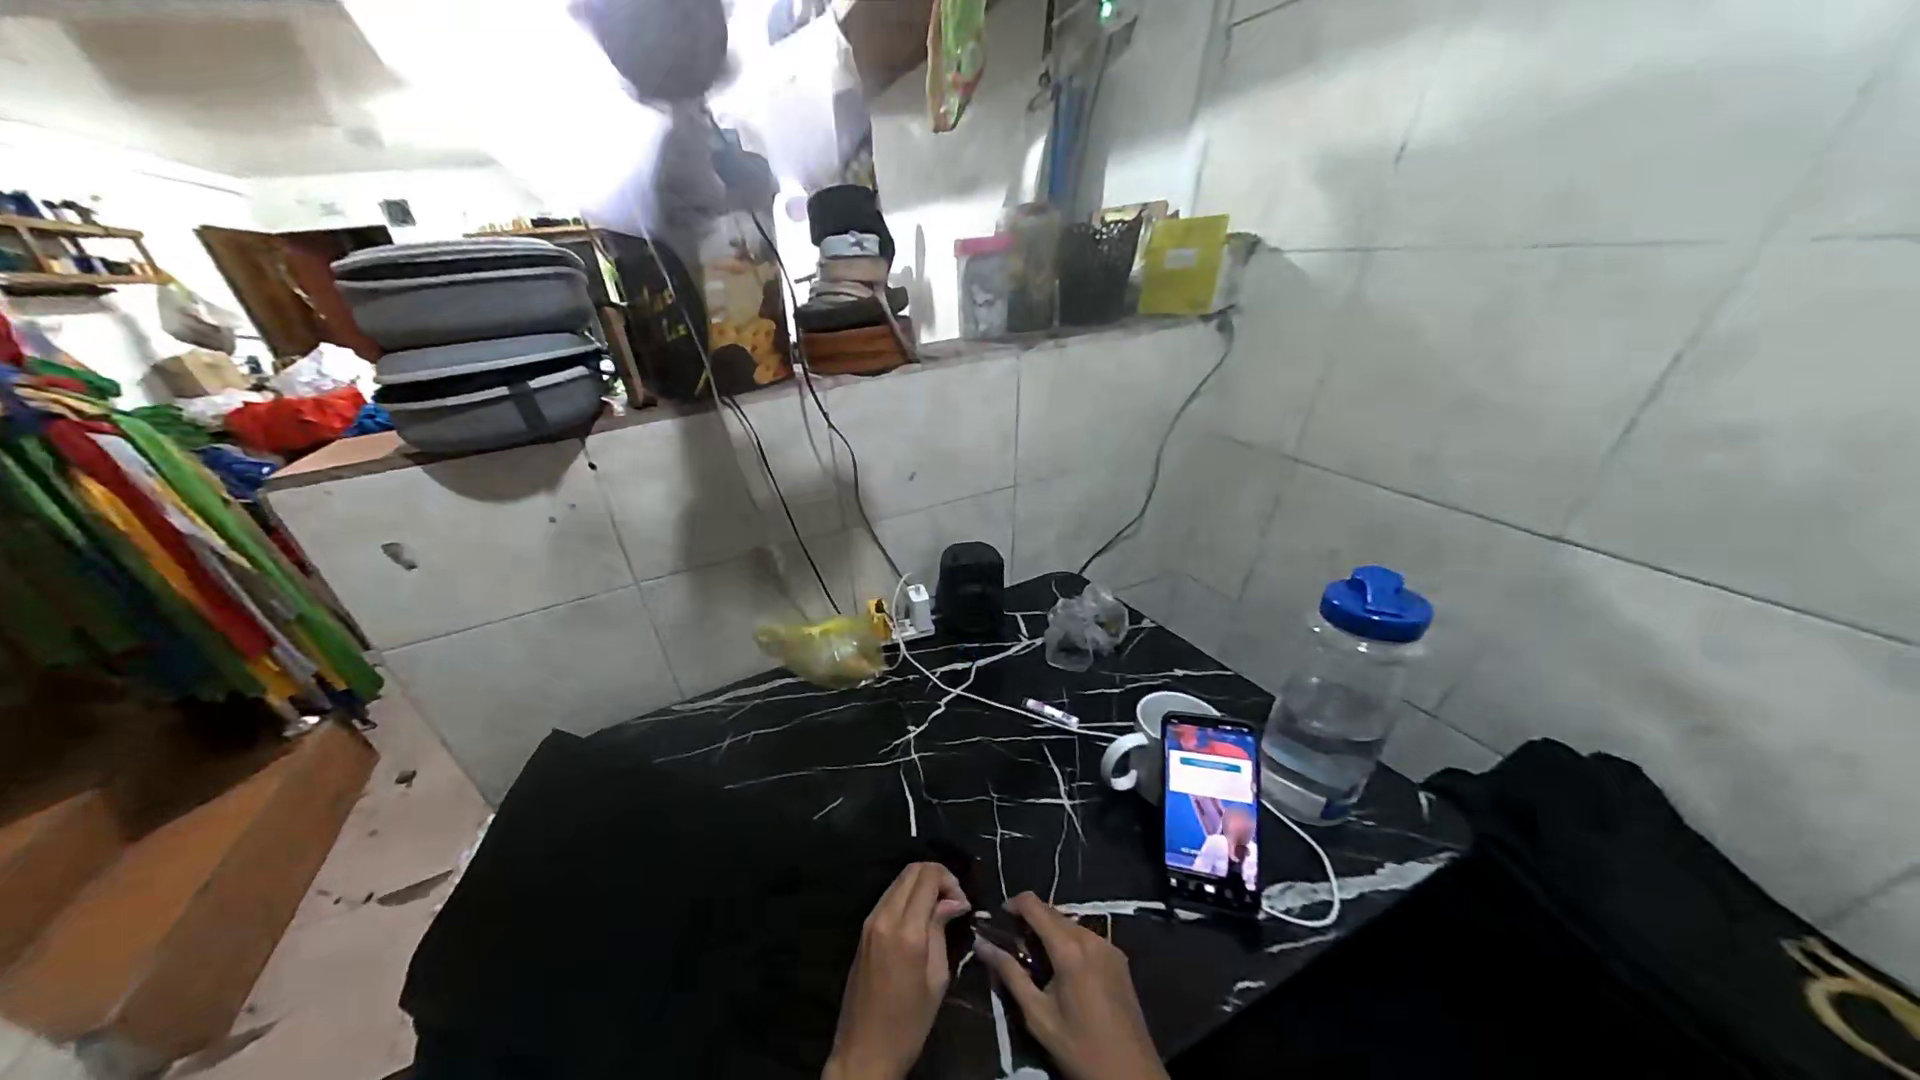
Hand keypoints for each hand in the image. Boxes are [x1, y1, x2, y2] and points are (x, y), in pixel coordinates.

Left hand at [824, 862, 971, 1079]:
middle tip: (954, 902)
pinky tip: (920, 918)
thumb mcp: (936, 978)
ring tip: (940, 909)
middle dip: (937, 876)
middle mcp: (884, 916)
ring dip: (922, 884)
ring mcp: (870, 922)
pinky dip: (908, 896)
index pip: (928, 876)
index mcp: (906, 930)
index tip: (963, 904)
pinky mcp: (863, 930)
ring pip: (899, 880)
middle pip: (912, 870)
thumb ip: (941, 930)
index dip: (950, 880)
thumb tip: (953, 901)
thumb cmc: (908, 1023)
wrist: (863, 1052)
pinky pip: (889, 897)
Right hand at [973, 892, 1167, 1079]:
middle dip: (1031, 920)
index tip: (999, 917)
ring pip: (1071, 924)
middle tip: (1013, 944)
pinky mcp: (1119, 958)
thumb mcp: (1037, 1015)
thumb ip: (1009, 974)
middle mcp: (1091, 937)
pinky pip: (1087, 937)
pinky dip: (1070, 942)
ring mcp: (1109, 946)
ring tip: (1037, 959)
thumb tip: (982, 944)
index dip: (1014, 903)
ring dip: (1050, 931)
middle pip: (1053, 912)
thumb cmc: (1079, 1047)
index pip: (1035, 905)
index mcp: (1069, 948)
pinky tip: (1063, 968)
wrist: (1131, 1075)